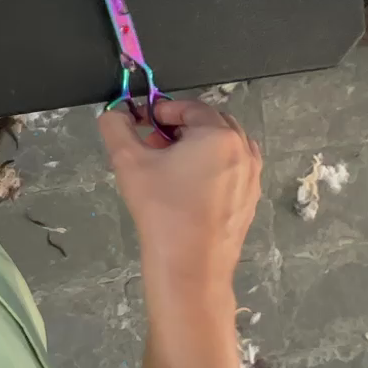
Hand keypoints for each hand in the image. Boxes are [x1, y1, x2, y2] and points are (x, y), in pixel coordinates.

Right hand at [98, 100, 260, 297]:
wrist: (190, 261)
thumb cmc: (160, 206)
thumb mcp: (126, 160)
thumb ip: (115, 126)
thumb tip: (115, 112)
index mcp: (218, 135)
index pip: (189, 106)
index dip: (160, 110)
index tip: (141, 124)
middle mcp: (243, 150)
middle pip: (210, 122)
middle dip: (179, 127)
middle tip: (151, 144)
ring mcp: (252, 176)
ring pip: (222, 145)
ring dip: (195, 145)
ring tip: (168, 166)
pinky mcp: (250, 198)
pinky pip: (230, 168)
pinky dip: (208, 166)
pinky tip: (184, 188)